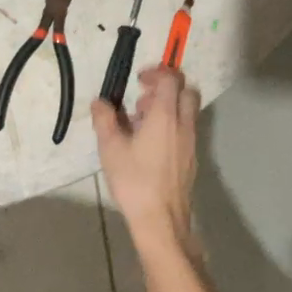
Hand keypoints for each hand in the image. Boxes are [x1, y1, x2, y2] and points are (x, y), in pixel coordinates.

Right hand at [91, 65, 199, 242]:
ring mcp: (191, 142)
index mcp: (164, 116)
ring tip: (141, 123)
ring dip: (168, 107)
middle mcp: (183, 124)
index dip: (156, 73)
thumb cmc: (133, 180)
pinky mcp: (191, 158)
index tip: (138, 80)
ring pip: (187, 111)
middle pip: (186, 91)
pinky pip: (185, 129)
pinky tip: (150, 145)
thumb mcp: (110, 148)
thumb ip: (105, 120)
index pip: (170, 80)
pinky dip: (171, 125)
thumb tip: (100, 102)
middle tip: (143, 99)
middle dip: (166, 88)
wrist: (161, 218)